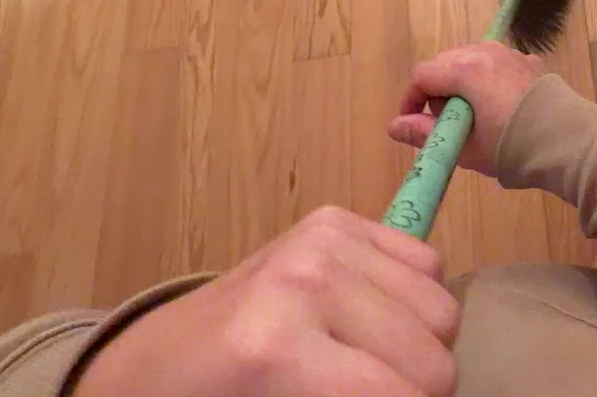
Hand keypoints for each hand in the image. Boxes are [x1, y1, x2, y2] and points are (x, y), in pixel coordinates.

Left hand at [75, 207, 459, 396]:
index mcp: (276, 350)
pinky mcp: (338, 218)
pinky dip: (415, 304)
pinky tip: (374, 323)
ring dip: (422, 352)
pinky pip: (429, 263)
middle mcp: (310, 278)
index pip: (404, 396)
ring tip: (380, 371)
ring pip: (442, 308)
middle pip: (435, 357)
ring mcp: (326, 238)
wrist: (154, 364)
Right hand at [388, 44, 547, 177]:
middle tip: (444, 124)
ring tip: (471, 116)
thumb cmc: (509, 146)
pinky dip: (486, 80)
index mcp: (465, 69)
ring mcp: (509, 53)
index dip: (411, 99)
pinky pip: (495, 64)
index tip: (414, 126)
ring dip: (461, 83)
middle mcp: (485, 51)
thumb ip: (425, 133)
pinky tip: (497, 107)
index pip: (422, 74)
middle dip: (436, 91)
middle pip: (445, 63)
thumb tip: (394, 126)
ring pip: (470, 60)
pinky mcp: (527, 61)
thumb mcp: (463, 146)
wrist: (565, 141)